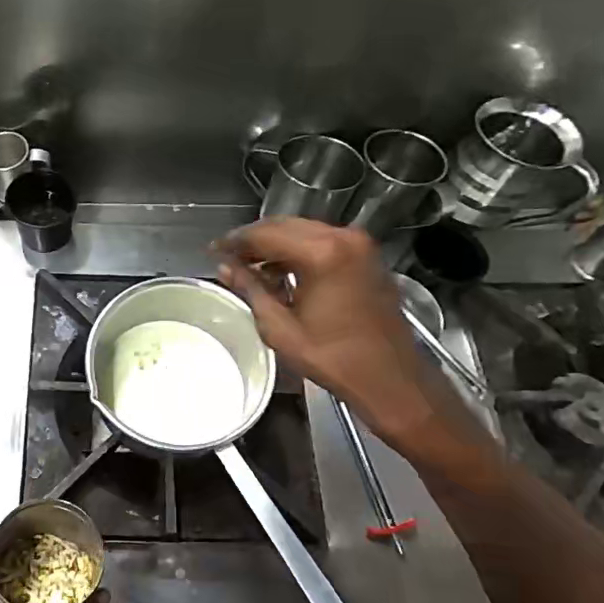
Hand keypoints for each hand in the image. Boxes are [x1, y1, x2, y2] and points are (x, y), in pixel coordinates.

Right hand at [212, 218, 484, 451]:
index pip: (264, 234)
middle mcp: (344, 240)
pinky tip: (279, 272)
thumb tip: (226, 268)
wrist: (389, 377)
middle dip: (253, 240)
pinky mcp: (367, 258)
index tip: (214, 250)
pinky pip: (322, 241)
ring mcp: (360, 247)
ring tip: (249, 267)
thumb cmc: (334, 358)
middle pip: (284, 225)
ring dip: (274, 245)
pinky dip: (297, 251)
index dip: (234, 241)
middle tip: (227, 257)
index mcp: (322, 254)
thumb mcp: (279, 326)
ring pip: (303, 231)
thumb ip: (250, 289)